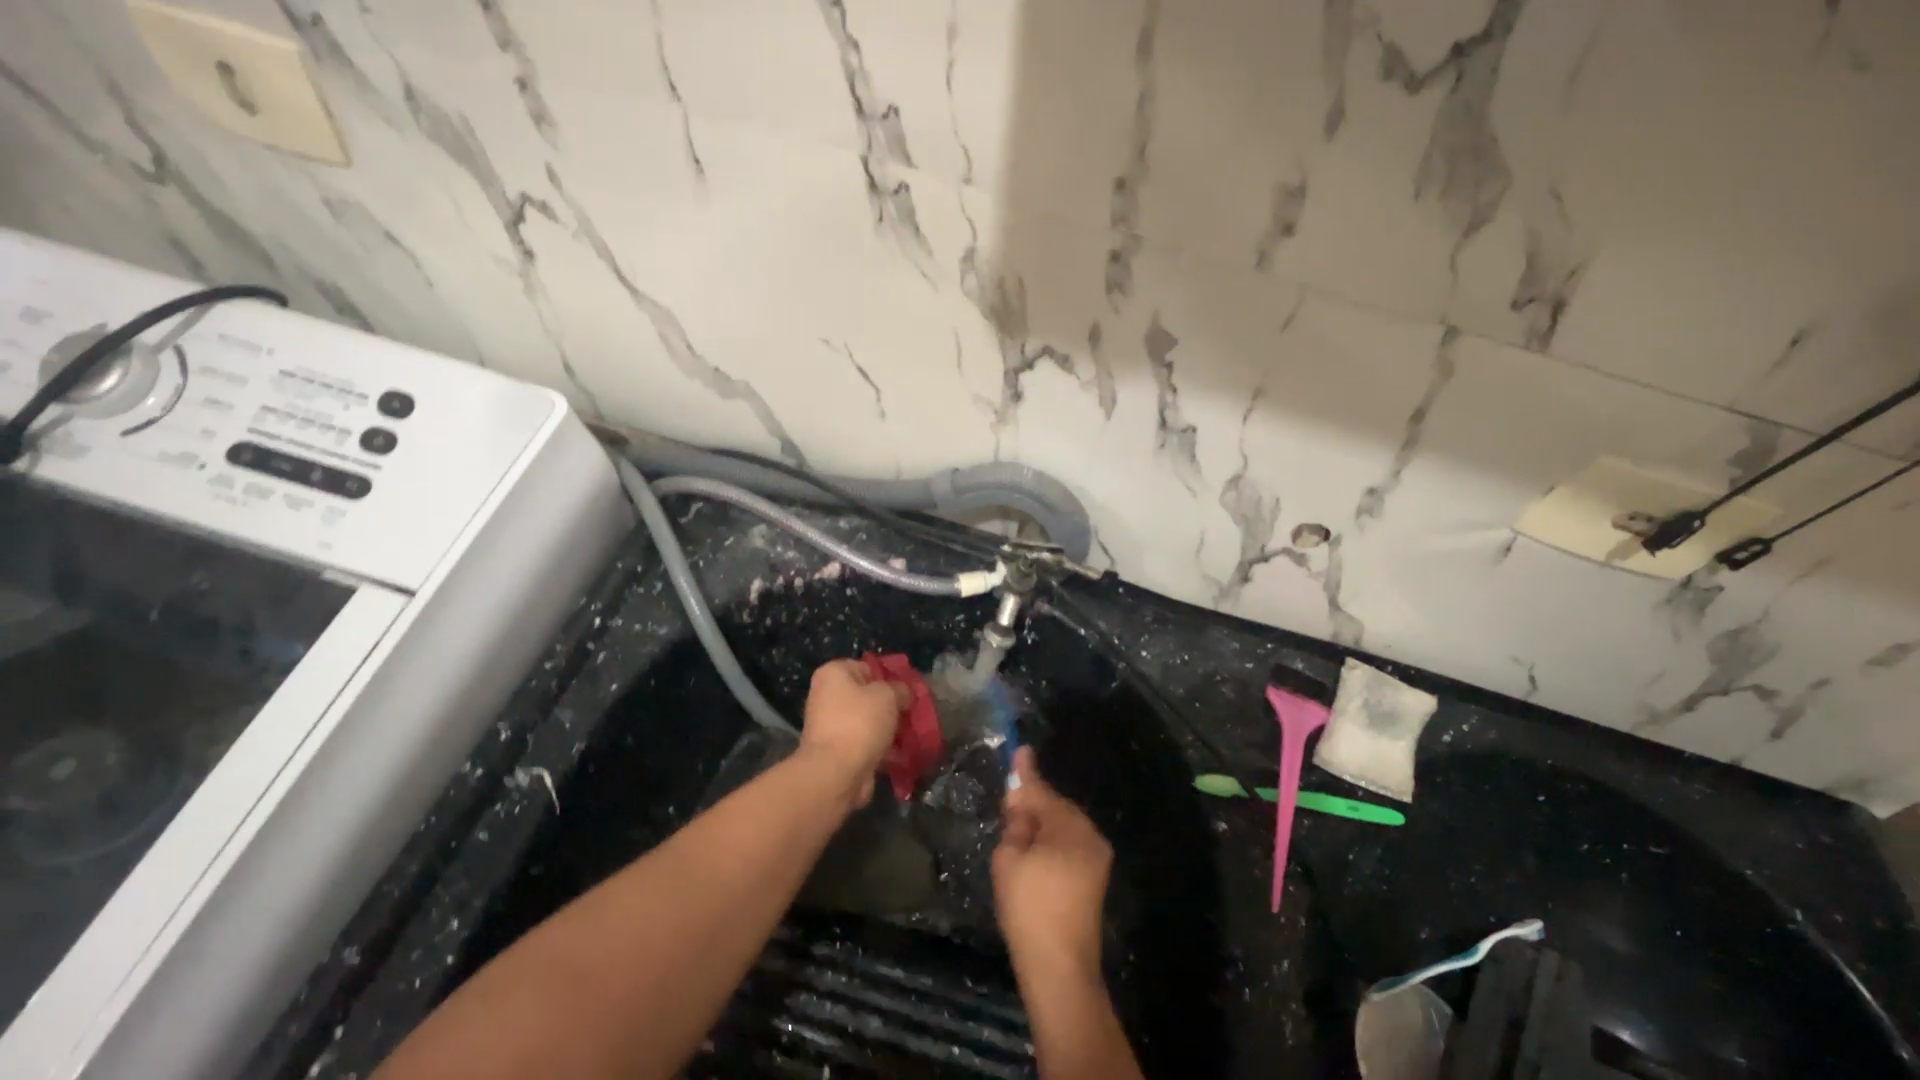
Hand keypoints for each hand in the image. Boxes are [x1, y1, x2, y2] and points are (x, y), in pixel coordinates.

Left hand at [799, 659, 908, 807]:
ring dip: (890, 728)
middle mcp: (827, 696)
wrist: (836, 772)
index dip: (890, 677)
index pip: (867, 667)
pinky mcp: (838, 751)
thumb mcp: (888, 696)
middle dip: (892, 706)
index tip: (909, 691)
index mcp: (833, 674)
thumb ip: (901, 689)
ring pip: (869, 721)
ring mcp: (831, 726)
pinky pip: (866, 743)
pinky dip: (882, 748)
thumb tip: (905, 693)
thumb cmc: (860, 722)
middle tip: (914, 713)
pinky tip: (903, 754)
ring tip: (913, 735)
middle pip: (868, 696)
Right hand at [992, 748, 1112, 983]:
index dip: (1026, 774)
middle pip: (1057, 808)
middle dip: (1034, 803)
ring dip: (1042, 824)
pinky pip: (1070, 846)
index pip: (1043, 792)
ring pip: (1064, 828)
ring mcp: (1098, 859)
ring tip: (1016, 830)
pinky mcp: (1096, 879)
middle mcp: (1091, 836)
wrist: (1059, 966)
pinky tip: (1033, 852)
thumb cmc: (1029, 908)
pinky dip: (1051, 843)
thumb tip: (1021, 802)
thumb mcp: (1010, 859)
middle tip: (1007, 802)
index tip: (1020, 749)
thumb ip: (1016, 823)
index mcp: (1070, 828)